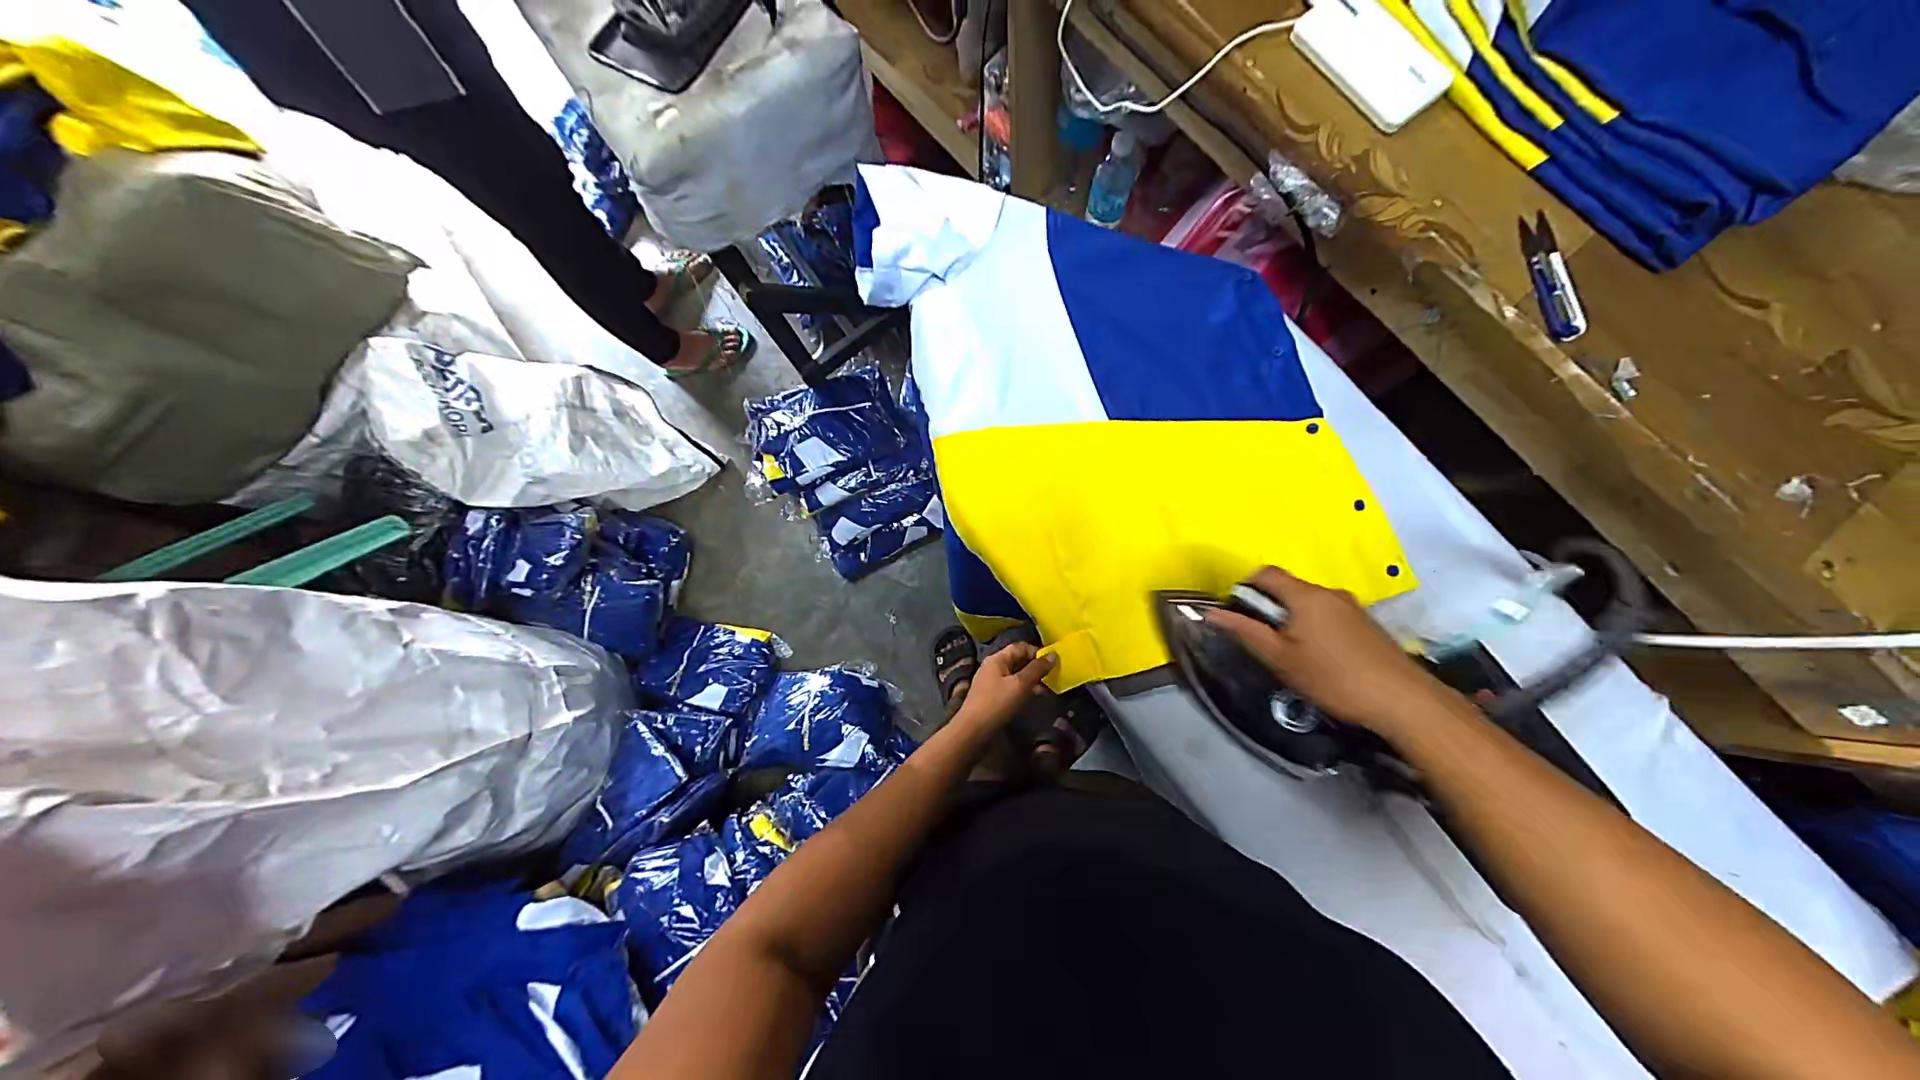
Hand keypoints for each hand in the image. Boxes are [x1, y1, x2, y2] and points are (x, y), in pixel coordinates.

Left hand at [950, 643, 1055, 735]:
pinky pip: (1011, 687)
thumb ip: (1037, 669)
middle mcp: (993, 667)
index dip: (1037, 652)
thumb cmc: (997, 703)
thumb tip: (1053, 655)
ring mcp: (991, 682)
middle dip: (1036, 667)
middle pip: (1018, 660)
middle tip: (1053, 677)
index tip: (1053, 663)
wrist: (973, 731)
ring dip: (1031, 680)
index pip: (1020, 647)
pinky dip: (1023, 690)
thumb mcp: (1020, 684)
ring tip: (1048, 689)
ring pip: (1016, 675)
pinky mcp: (992, 697)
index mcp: (997, 659)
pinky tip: (1034, 698)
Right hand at [1205, 566, 1454, 734]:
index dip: (1245, 586)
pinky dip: (1316, 627)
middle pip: (1289, 588)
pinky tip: (1321, 658)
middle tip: (1263, 641)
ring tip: (1292, 653)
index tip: (1238, 612)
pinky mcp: (1367, 624)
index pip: (1266, 573)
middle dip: (1269, 607)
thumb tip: (1211, 613)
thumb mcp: (1281, 658)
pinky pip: (1330, 614)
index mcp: (1306, 596)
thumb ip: (1245, 631)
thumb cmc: (1333, 678)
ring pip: (1310, 603)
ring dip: (1293, 619)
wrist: (1402, 700)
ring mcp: (1353, 607)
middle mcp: (1330, 593)